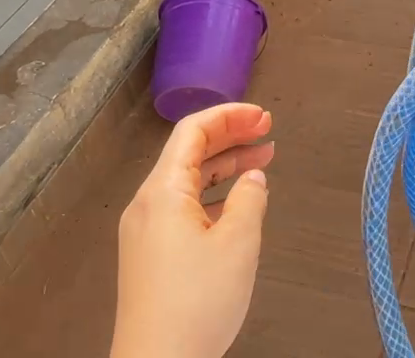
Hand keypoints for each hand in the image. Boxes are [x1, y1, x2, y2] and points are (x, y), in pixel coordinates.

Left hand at [112, 103, 274, 357]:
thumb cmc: (198, 299)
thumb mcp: (238, 242)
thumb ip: (249, 198)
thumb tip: (252, 177)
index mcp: (163, 191)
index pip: (192, 131)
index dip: (229, 116)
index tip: (264, 116)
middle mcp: (148, 204)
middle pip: (188, 152)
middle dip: (230, 135)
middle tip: (268, 128)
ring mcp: (146, 232)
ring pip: (188, 181)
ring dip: (226, 165)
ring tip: (264, 159)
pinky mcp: (151, 256)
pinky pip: (183, 206)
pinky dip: (214, 193)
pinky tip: (240, 202)